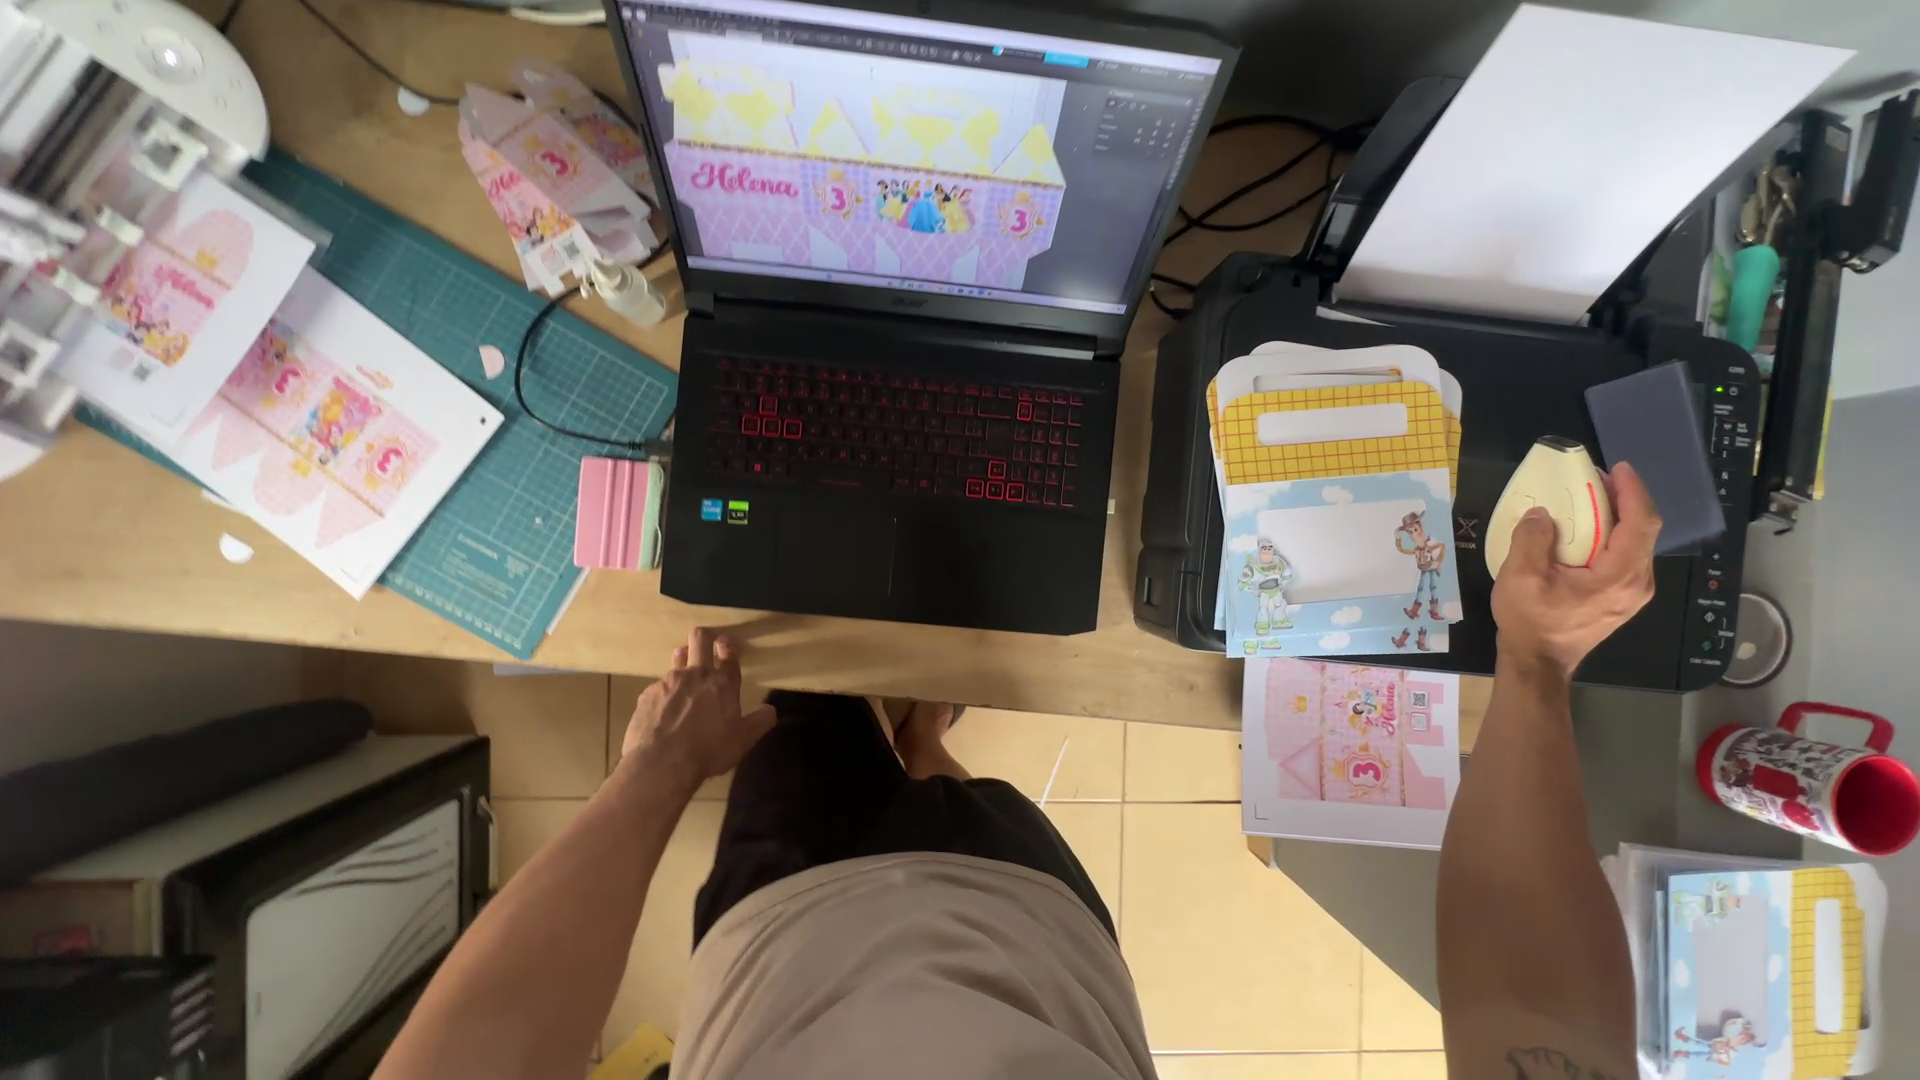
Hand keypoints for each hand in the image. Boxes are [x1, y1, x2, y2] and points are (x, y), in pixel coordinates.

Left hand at [619, 628, 775, 788]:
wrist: (662, 763)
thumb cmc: (709, 750)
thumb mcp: (743, 740)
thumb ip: (759, 722)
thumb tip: (771, 711)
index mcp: (723, 684)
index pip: (729, 655)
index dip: (728, 647)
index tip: (725, 644)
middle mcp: (696, 675)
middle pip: (700, 640)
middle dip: (703, 637)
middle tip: (704, 643)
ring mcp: (669, 682)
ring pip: (677, 661)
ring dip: (681, 664)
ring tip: (682, 680)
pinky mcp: (647, 695)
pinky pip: (658, 688)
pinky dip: (663, 696)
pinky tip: (662, 713)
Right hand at [1491, 462, 1661, 675]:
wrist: (1538, 662)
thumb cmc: (1531, 621)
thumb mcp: (1521, 577)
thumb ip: (1532, 540)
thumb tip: (1541, 514)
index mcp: (1619, 576)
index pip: (1640, 524)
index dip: (1632, 492)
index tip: (1617, 468)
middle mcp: (1637, 583)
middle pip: (1642, 532)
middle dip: (1624, 501)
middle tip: (1597, 480)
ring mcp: (1632, 594)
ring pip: (1634, 546)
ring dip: (1616, 520)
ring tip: (1591, 502)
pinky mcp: (1620, 600)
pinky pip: (1624, 559)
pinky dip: (1610, 538)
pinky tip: (1586, 535)